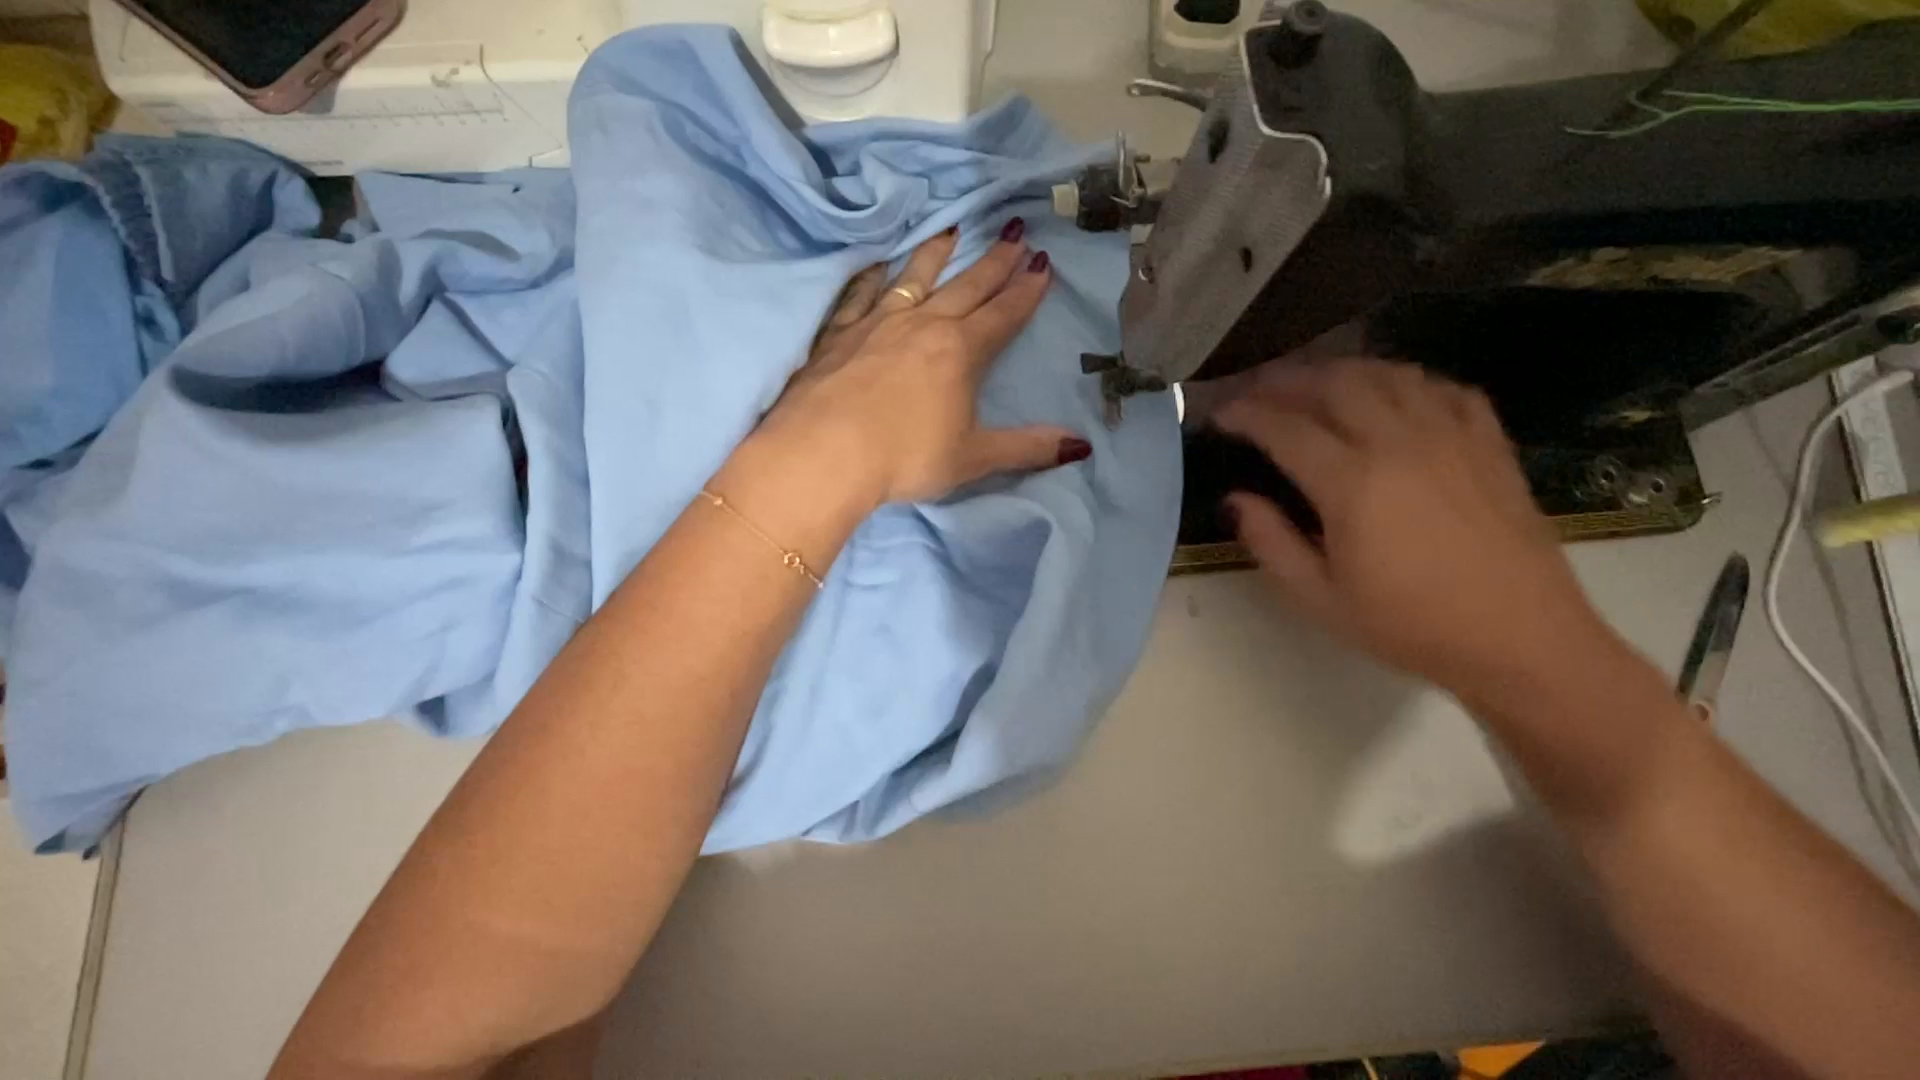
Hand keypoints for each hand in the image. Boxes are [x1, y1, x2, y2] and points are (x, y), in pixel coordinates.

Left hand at [755, 221, 1089, 507]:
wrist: (822, 454)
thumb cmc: (904, 458)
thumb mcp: (973, 459)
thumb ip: (1026, 449)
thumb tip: (1081, 446)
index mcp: (960, 352)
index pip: (1003, 314)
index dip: (1027, 291)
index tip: (1044, 264)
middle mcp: (923, 325)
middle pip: (967, 286)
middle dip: (995, 262)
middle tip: (1014, 232)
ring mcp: (877, 323)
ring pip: (915, 278)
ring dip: (937, 253)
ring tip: (952, 230)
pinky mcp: (839, 332)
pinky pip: (863, 293)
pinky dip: (874, 275)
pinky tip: (878, 265)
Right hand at [1215, 358, 1610, 697]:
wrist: (1520, 638)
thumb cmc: (1410, 626)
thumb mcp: (1321, 600)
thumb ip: (1271, 543)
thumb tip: (1237, 500)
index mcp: (1352, 483)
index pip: (1285, 428)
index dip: (1245, 413)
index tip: (1220, 413)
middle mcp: (1398, 442)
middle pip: (1334, 384)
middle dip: (1287, 380)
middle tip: (1259, 390)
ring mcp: (1450, 435)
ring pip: (1388, 375)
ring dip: (1343, 371)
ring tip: (1317, 384)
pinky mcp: (1489, 442)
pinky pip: (1442, 388)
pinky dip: (1407, 381)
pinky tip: (1394, 396)